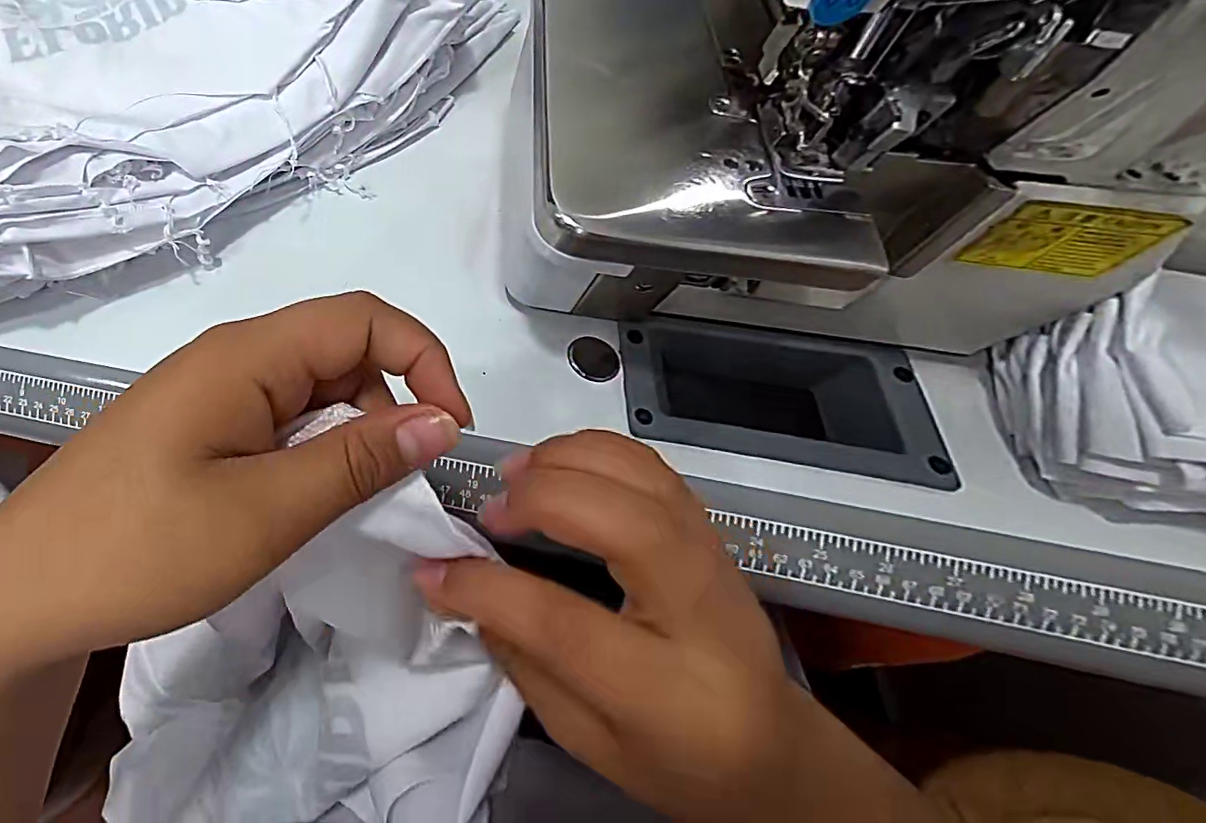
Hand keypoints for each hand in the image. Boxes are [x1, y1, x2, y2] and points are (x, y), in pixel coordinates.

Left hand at [0, 291, 471, 667]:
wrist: (22, 591)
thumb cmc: (141, 548)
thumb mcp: (265, 510)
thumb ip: (357, 460)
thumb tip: (440, 420)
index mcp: (246, 354)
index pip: (362, 317)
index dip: (423, 358)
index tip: (449, 430)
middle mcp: (229, 355)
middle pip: (337, 347)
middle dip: (389, 398)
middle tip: (397, 479)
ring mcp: (208, 388)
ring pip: (309, 383)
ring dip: (348, 427)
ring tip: (343, 496)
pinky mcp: (195, 421)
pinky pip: (275, 412)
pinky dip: (309, 444)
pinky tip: (297, 494)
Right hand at [413, 432, 935, 822]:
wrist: (773, 748)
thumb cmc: (678, 757)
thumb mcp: (587, 740)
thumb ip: (521, 661)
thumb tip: (463, 588)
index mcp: (669, 693)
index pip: (563, 624)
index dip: (484, 588)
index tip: (433, 571)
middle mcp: (702, 612)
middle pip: (625, 525)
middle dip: (540, 501)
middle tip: (491, 511)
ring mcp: (712, 557)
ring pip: (642, 476)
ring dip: (564, 460)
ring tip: (516, 478)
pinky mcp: (704, 526)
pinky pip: (646, 462)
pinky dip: (589, 448)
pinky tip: (554, 467)